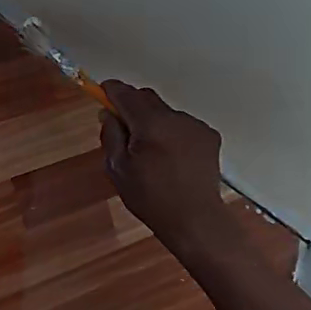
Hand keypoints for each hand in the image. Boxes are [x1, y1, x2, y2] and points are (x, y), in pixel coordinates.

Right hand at [98, 80, 246, 260]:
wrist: (193, 219)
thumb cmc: (149, 197)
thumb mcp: (118, 169)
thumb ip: (111, 135)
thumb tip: (108, 113)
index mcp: (151, 124)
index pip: (127, 94)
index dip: (111, 91)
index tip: (101, 92)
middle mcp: (176, 117)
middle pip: (148, 98)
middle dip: (131, 106)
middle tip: (120, 128)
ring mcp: (196, 126)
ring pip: (165, 113)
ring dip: (152, 121)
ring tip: (147, 151)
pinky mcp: (209, 136)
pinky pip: (182, 125)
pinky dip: (170, 132)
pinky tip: (168, 157)